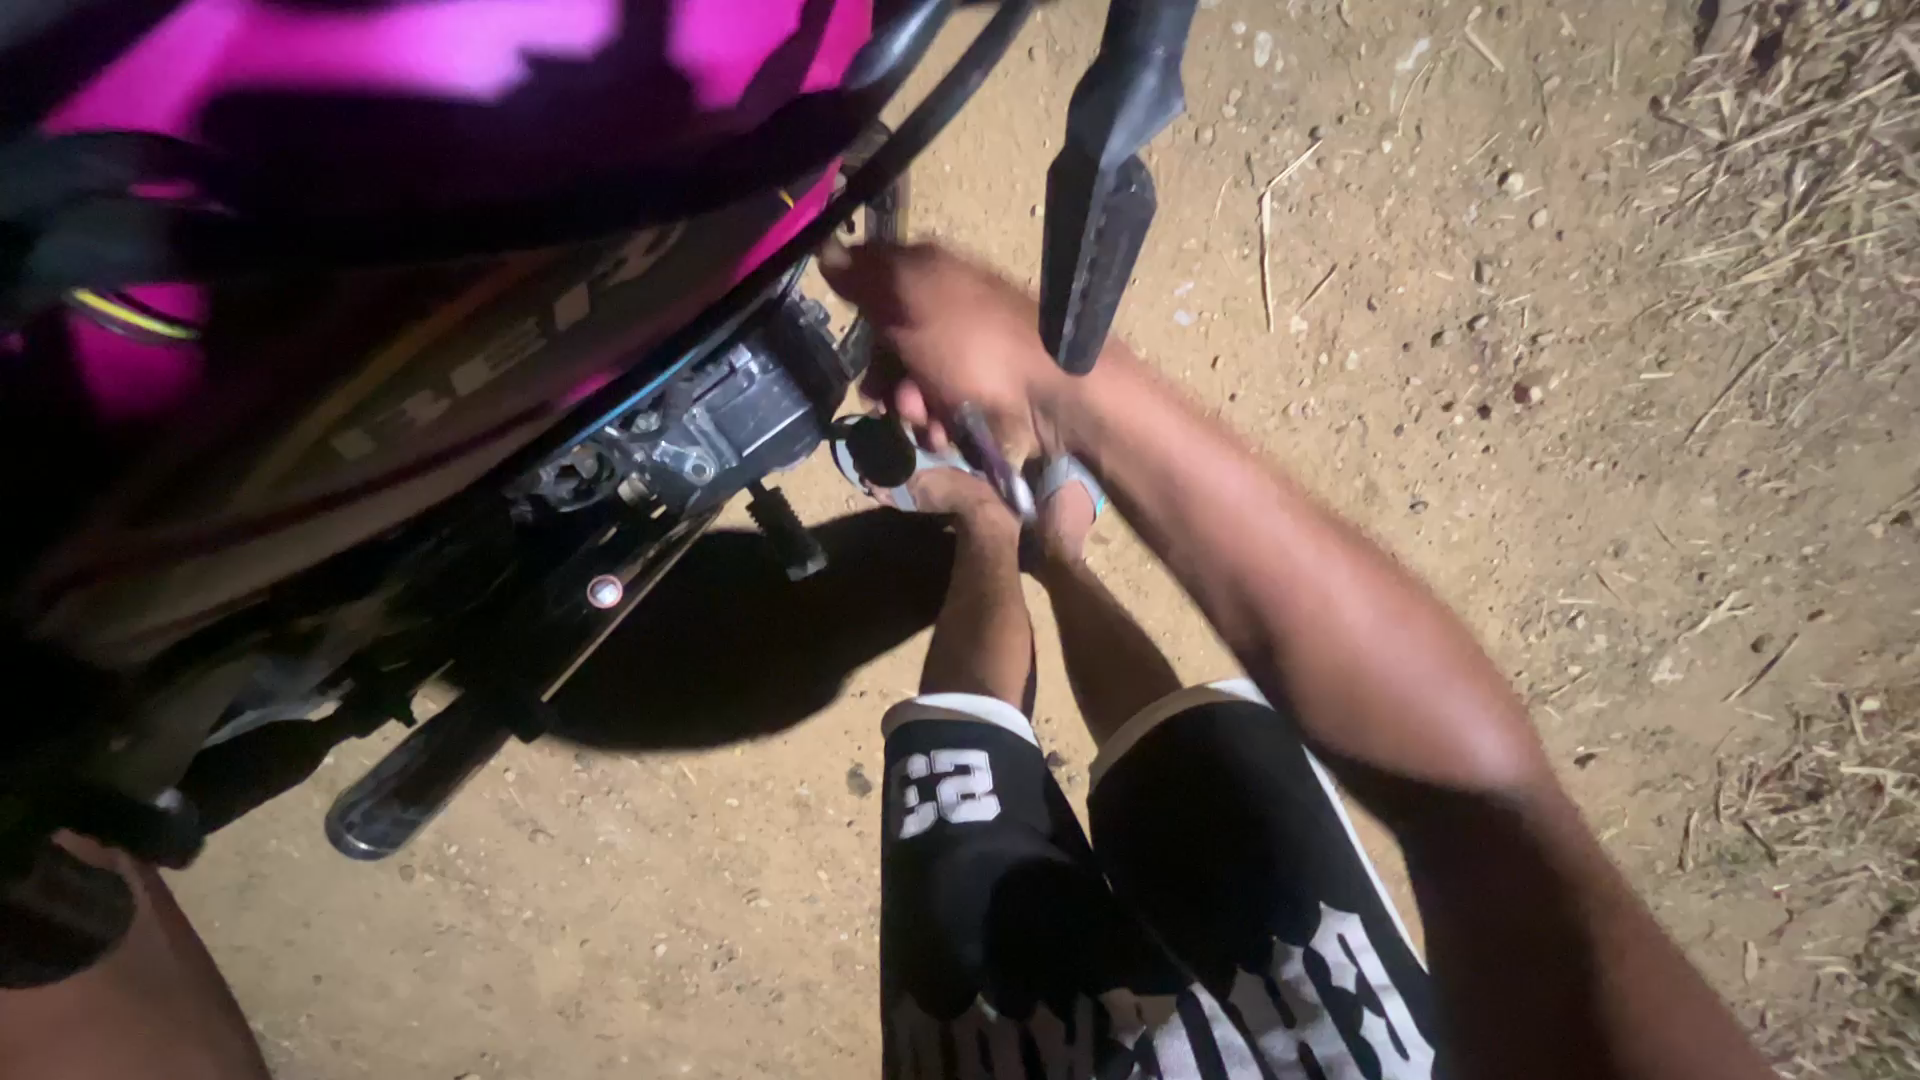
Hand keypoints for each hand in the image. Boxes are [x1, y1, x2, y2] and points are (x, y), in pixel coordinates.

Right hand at [818, 240, 1066, 453]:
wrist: (1050, 392)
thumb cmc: (974, 343)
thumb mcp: (911, 301)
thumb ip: (867, 279)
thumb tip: (828, 252)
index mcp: (926, 274)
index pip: (871, 286)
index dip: (858, 318)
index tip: (856, 344)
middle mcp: (942, 310)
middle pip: (887, 346)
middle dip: (884, 379)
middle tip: (893, 398)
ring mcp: (962, 354)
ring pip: (910, 385)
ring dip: (910, 409)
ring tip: (929, 419)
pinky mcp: (978, 391)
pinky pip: (940, 409)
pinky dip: (939, 423)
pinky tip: (947, 431)